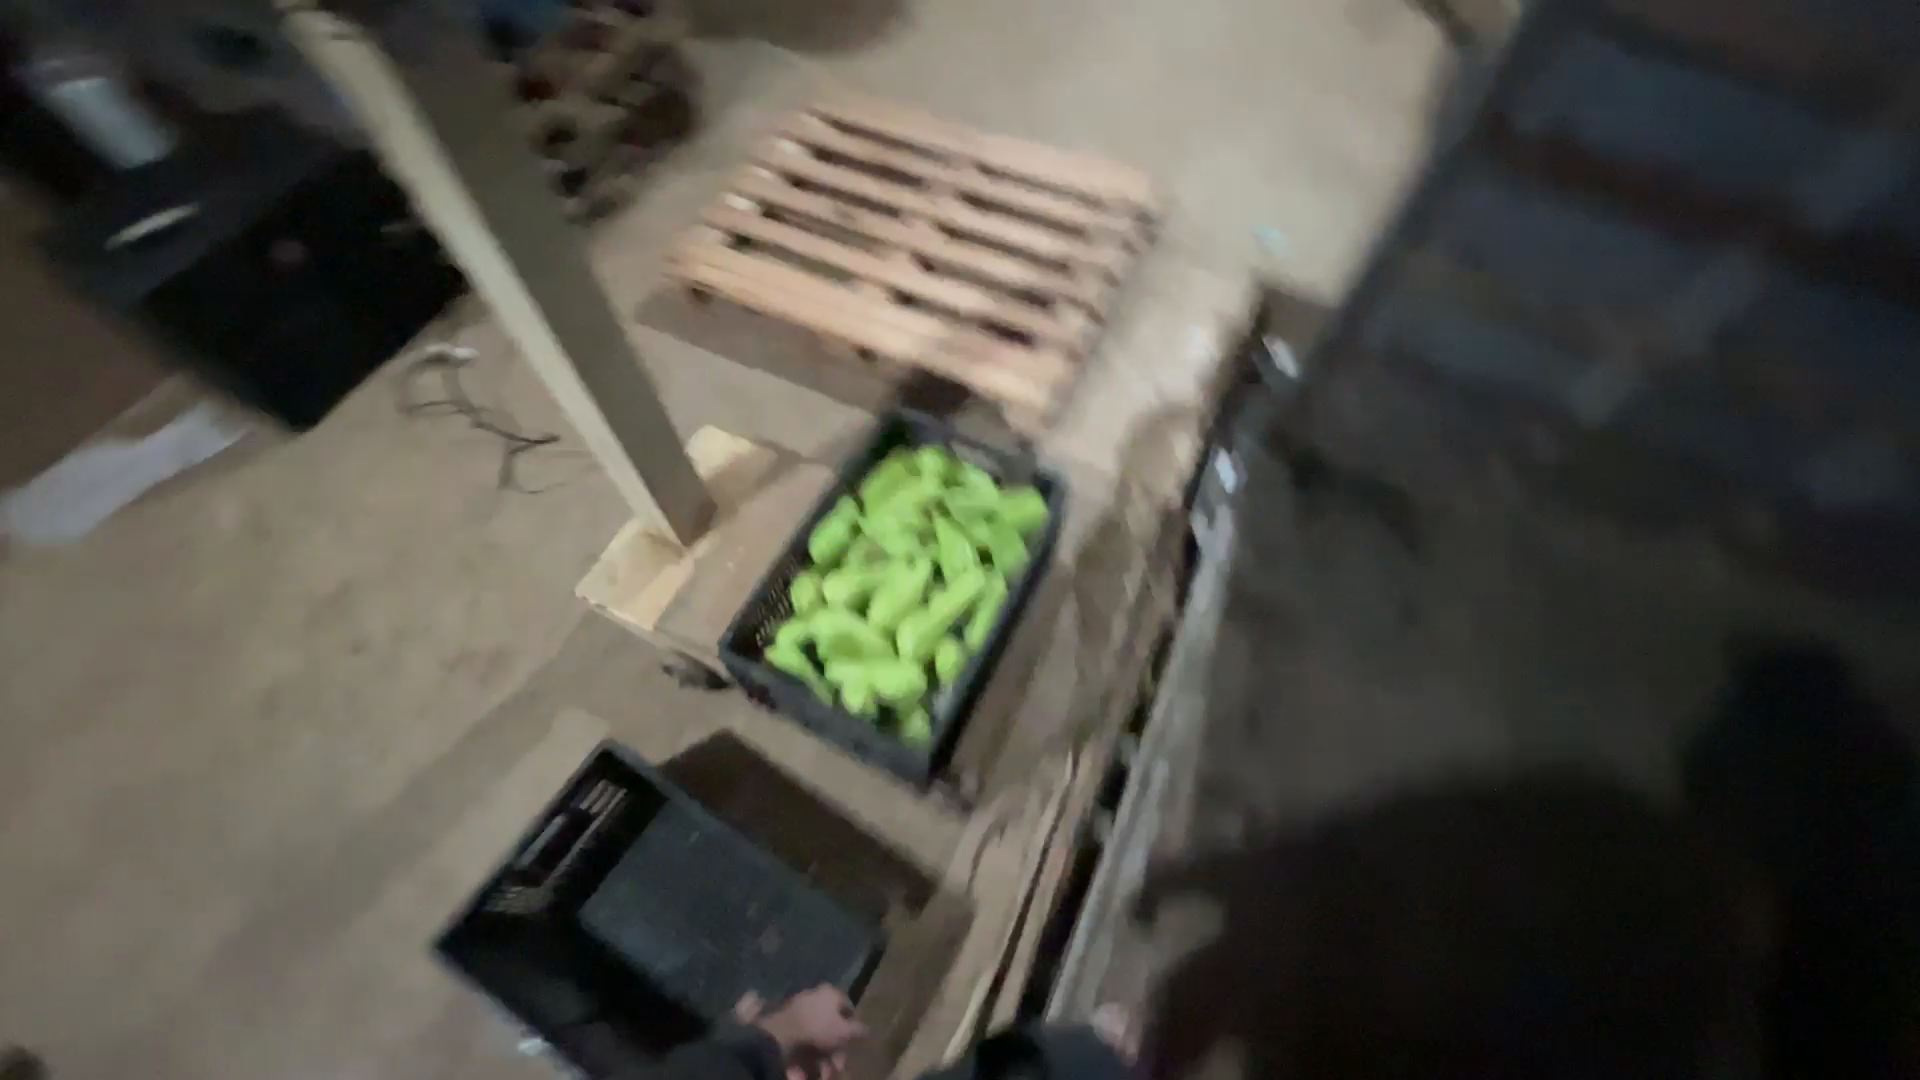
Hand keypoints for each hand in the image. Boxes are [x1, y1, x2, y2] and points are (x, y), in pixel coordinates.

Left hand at [735, 985, 866, 1059]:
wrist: (782, 1033)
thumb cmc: (819, 1027)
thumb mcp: (844, 1031)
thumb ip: (858, 1030)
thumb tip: (869, 1029)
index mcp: (831, 993)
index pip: (848, 1007)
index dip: (852, 1027)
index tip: (852, 1046)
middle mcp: (817, 997)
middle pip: (832, 1025)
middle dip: (836, 1050)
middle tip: (838, 1066)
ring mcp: (801, 1010)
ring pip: (818, 1036)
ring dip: (823, 1058)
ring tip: (824, 1074)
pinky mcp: (789, 1024)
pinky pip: (804, 1041)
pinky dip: (808, 1057)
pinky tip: (809, 1070)